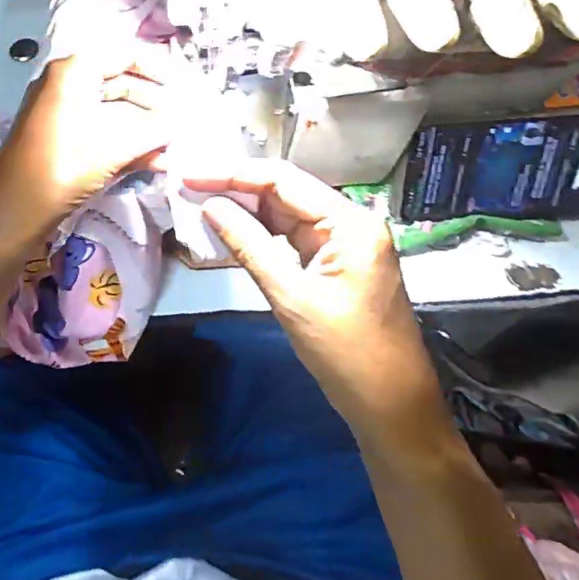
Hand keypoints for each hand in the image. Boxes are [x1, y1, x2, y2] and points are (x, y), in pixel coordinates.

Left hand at [0, 49, 175, 243]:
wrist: (11, 213)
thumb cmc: (62, 169)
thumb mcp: (113, 148)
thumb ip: (152, 132)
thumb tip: (178, 125)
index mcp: (70, 72)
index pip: (121, 55)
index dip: (155, 68)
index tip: (180, 87)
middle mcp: (61, 85)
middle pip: (116, 82)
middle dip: (150, 104)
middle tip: (178, 122)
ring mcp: (56, 112)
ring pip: (108, 111)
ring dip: (140, 128)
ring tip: (170, 149)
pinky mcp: (55, 139)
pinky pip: (95, 130)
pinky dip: (122, 142)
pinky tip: (151, 162)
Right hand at [186, 160, 435, 418]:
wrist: (392, 406)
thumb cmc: (348, 353)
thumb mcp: (292, 297)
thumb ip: (249, 245)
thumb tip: (209, 206)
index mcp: (349, 223)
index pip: (282, 181)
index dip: (231, 174)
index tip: (189, 175)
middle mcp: (348, 222)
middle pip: (283, 191)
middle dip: (234, 187)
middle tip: (187, 186)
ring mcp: (340, 242)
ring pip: (282, 212)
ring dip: (242, 208)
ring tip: (198, 202)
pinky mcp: (331, 262)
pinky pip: (287, 235)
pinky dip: (257, 232)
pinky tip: (227, 228)